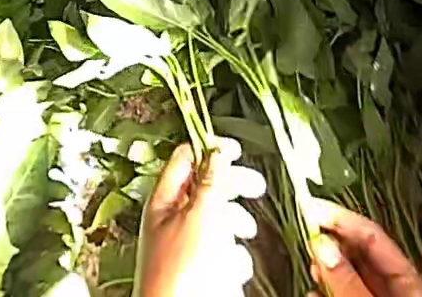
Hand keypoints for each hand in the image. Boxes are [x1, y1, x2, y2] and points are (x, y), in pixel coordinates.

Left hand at [136, 140, 265, 296]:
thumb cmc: (180, 270)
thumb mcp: (198, 216)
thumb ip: (209, 182)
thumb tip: (217, 151)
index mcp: (165, 199)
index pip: (185, 158)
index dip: (210, 149)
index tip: (236, 151)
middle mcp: (172, 218)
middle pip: (204, 187)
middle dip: (231, 185)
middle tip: (256, 186)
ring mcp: (185, 246)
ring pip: (215, 220)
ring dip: (234, 221)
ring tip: (247, 230)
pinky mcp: (198, 272)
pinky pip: (220, 253)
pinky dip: (232, 255)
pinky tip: (238, 266)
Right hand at [306, 199, 421, 296]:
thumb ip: (350, 280)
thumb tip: (321, 244)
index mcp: (411, 281)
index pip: (372, 234)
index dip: (341, 217)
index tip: (312, 206)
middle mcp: (398, 288)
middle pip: (359, 253)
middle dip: (331, 241)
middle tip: (308, 235)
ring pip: (350, 274)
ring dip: (326, 267)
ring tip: (311, 265)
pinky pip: (345, 294)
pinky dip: (328, 289)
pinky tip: (315, 291)